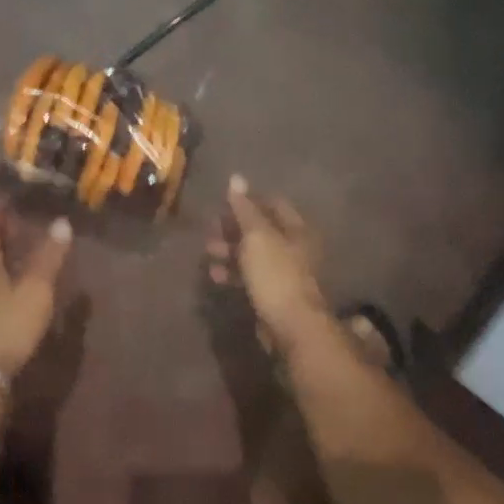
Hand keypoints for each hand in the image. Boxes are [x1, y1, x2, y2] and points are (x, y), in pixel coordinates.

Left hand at [0, 201, 72, 378]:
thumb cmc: (9, 324)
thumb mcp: (36, 289)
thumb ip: (49, 257)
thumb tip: (61, 223)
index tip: (9, 194)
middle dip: (1, 229)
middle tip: (21, 218)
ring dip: (2, 252)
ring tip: (23, 246)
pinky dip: (2, 273)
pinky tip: (16, 280)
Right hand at [206, 175, 330, 350]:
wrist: (290, 326)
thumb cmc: (276, 275)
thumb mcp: (257, 237)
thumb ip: (244, 209)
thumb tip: (235, 177)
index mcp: (296, 229)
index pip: (272, 204)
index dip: (247, 201)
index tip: (221, 204)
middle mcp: (293, 247)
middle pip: (261, 230)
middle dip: (233, 228)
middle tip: (209, 231)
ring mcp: (284, 272)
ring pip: (253, 255)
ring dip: (229, 252)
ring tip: (208, 254)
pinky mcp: (273, 295)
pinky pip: (250, 278)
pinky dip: (234, 273)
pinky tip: (216, 276)